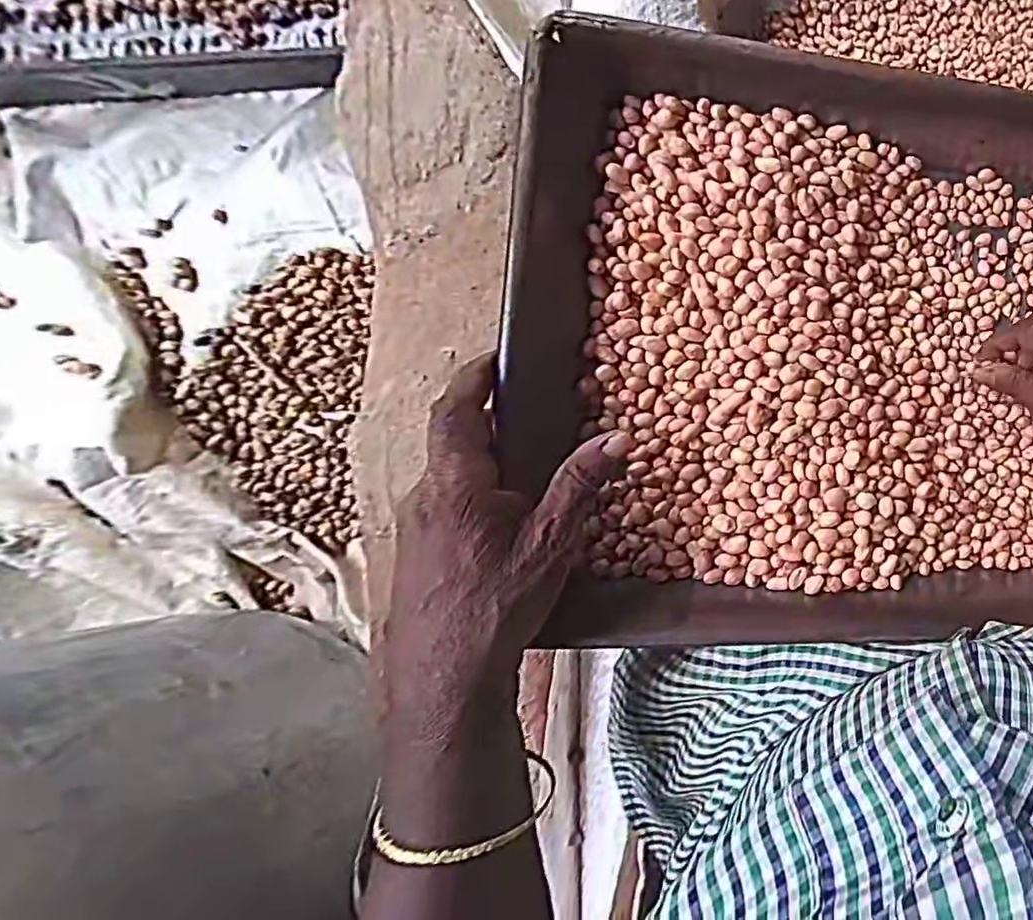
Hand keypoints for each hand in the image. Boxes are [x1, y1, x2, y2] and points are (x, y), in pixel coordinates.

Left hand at [381, 354, 630, 721]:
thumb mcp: (551, 542)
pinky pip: (447, 498)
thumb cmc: (497, 603)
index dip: (473, 378)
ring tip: (525, 452)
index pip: (455, 412)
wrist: (441, 676)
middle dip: (484, 413)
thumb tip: (617, 438)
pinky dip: (475, 483)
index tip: (495, 356)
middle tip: (525, 401)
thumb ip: (580, 484)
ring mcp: (415, 524)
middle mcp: (425, 496)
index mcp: (456, 486)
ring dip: (482, 451)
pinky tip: (506, 508)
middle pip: (450, 438)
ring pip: (449, 471)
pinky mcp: (416, 548)